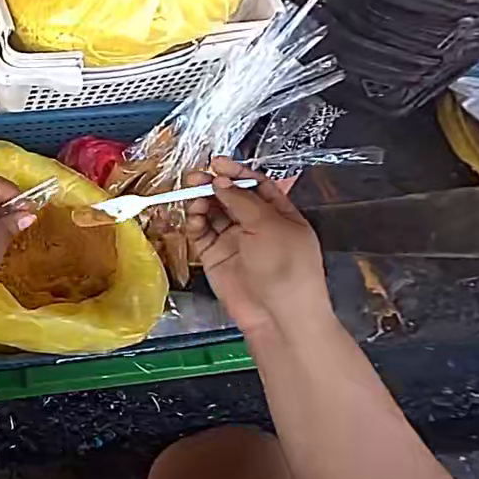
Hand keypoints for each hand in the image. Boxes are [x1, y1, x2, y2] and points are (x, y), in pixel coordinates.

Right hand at [185, 156, 328, 335]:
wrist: (277, 314)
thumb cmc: (285, 267)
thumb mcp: (270, 225)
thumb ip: (242, 200)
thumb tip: (219, 182)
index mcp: (279, 214)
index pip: (255, 185)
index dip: (236, 173)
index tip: (217, 163)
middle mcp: (255, 225)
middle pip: (230, 197)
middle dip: (213, 185)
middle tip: (195, 177)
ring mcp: (234, 241)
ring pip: (213, 213)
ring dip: (201, 202)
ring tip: (192, 197)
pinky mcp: (215, 257)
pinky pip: (201, 234)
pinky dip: (195, 223)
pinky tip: (193, 218)